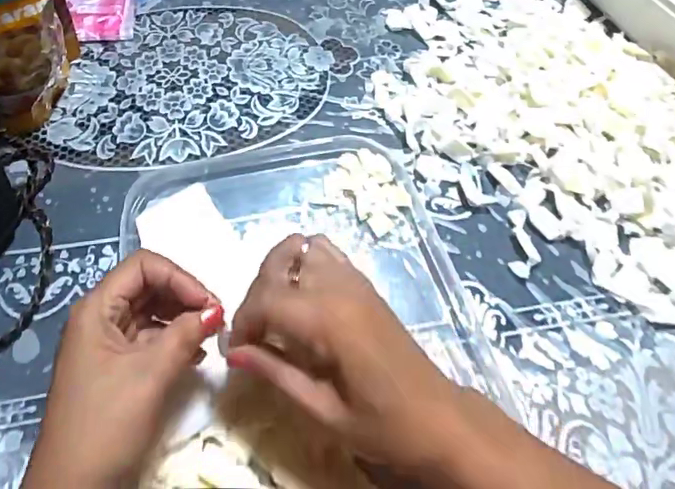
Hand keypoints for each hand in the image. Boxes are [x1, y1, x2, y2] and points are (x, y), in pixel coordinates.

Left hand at [24, 249, 223, 488]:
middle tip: (216, 319)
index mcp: (97, 307)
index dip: (179, 277)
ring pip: (148, 313)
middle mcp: (98, 317)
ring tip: (210, 335)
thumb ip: (183, 337)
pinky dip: (171, 341)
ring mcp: (104, 343)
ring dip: (180, 319)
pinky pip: (146, 339)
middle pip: (146, 286)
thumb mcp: (149, 376)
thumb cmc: (106, 424)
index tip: (210, 303)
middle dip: (182, 296)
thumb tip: (215, 310)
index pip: (143, 266)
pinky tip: (195, 355)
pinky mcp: (113, 368)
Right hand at [228, 234, 610, 488]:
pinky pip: (323, 249)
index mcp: (326, 319)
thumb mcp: (325, 411)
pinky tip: (303, 294)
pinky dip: (302, 260)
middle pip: (275, 268)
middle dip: (254, 297)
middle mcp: (336, 286)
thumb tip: (234, 354)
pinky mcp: (362, 280)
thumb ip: (277, 373)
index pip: (265, 301)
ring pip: (297, 248)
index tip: (234, 351)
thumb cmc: (384, 425)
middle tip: (252, 335)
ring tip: (276, 311)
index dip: (242, 322)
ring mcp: (351, 277)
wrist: (441, 420)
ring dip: (277, 272)